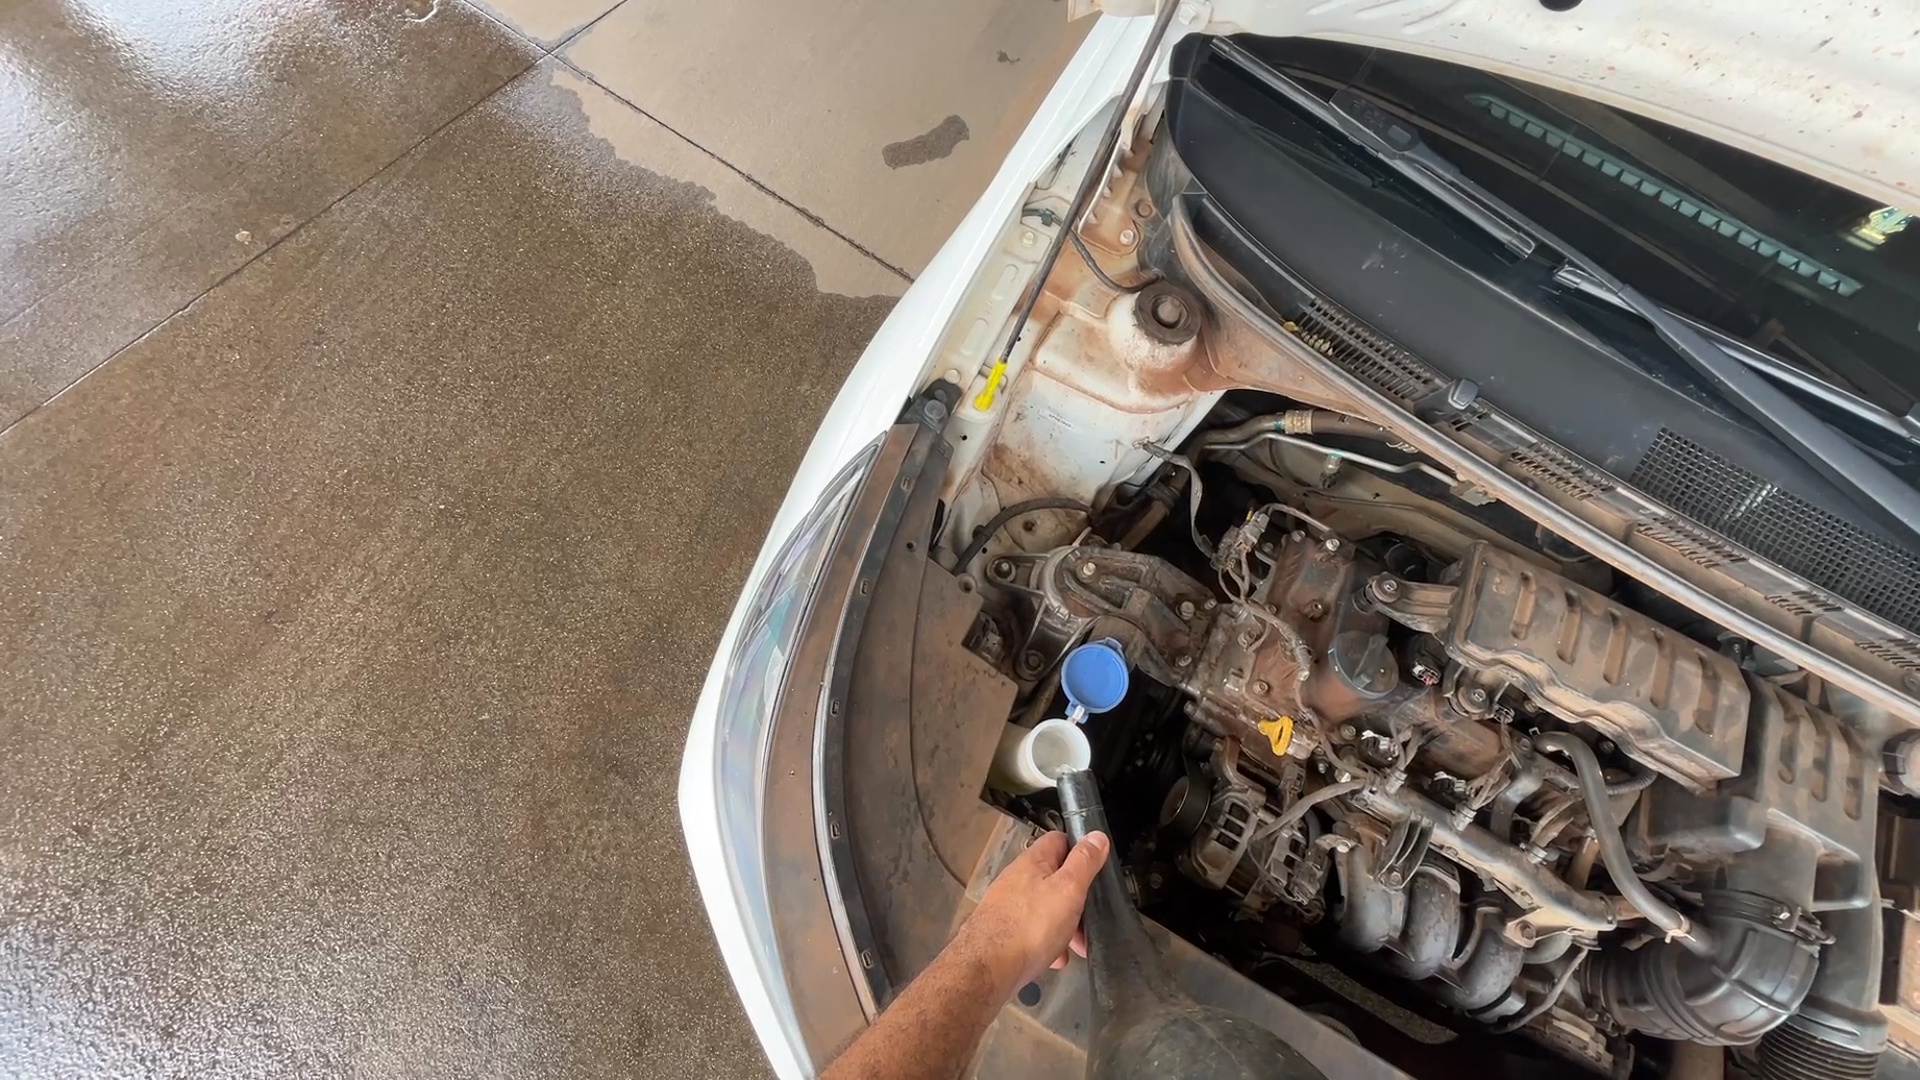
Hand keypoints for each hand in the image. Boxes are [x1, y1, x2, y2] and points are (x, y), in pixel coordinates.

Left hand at [953, 830, 1109, 999]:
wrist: (988, 966)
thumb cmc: (1030, 925)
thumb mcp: (1068, 889)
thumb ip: (1084, 863)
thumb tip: (1097, 836)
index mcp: (1034, 860)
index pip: (1059, 840)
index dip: (1080, 850)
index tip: (1096, 867)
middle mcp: (1018, 878)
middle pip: (1055, 878)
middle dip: (1076, 899)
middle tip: (1089, 918)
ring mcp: (1009, 904)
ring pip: (1046, 907)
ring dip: (1065, 924)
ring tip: (1077, 946)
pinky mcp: (1004, 930)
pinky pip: (1034, 931)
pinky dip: (1048, 943)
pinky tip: (1056, 959)